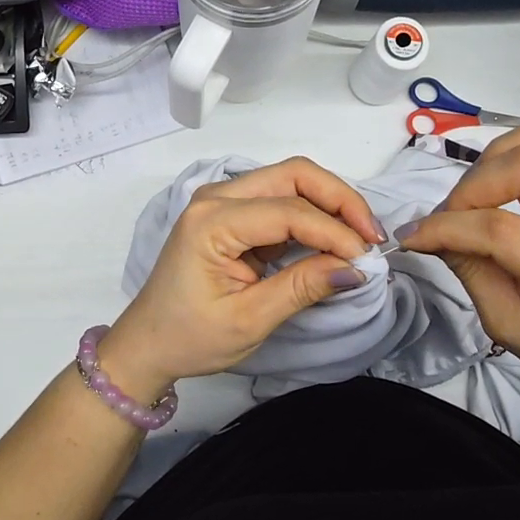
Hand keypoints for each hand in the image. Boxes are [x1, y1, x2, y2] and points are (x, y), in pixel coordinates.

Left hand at [101, 158, 384, 401]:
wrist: (147, 344)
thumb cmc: (190, 338)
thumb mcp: (249, 321)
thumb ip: (301, 288)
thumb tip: (355, 268)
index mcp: (212, 222)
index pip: (289, 211)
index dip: (335, 231)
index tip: (367, 260)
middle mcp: (216, 197)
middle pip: (293, 175)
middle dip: (339, 200)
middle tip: (372, 237)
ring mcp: (222, 201)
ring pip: (290, 181)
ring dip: (329, 204)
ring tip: (359, 239)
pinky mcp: (232, 213)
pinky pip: (281, 199)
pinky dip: (313, 214)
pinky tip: (333, 240)